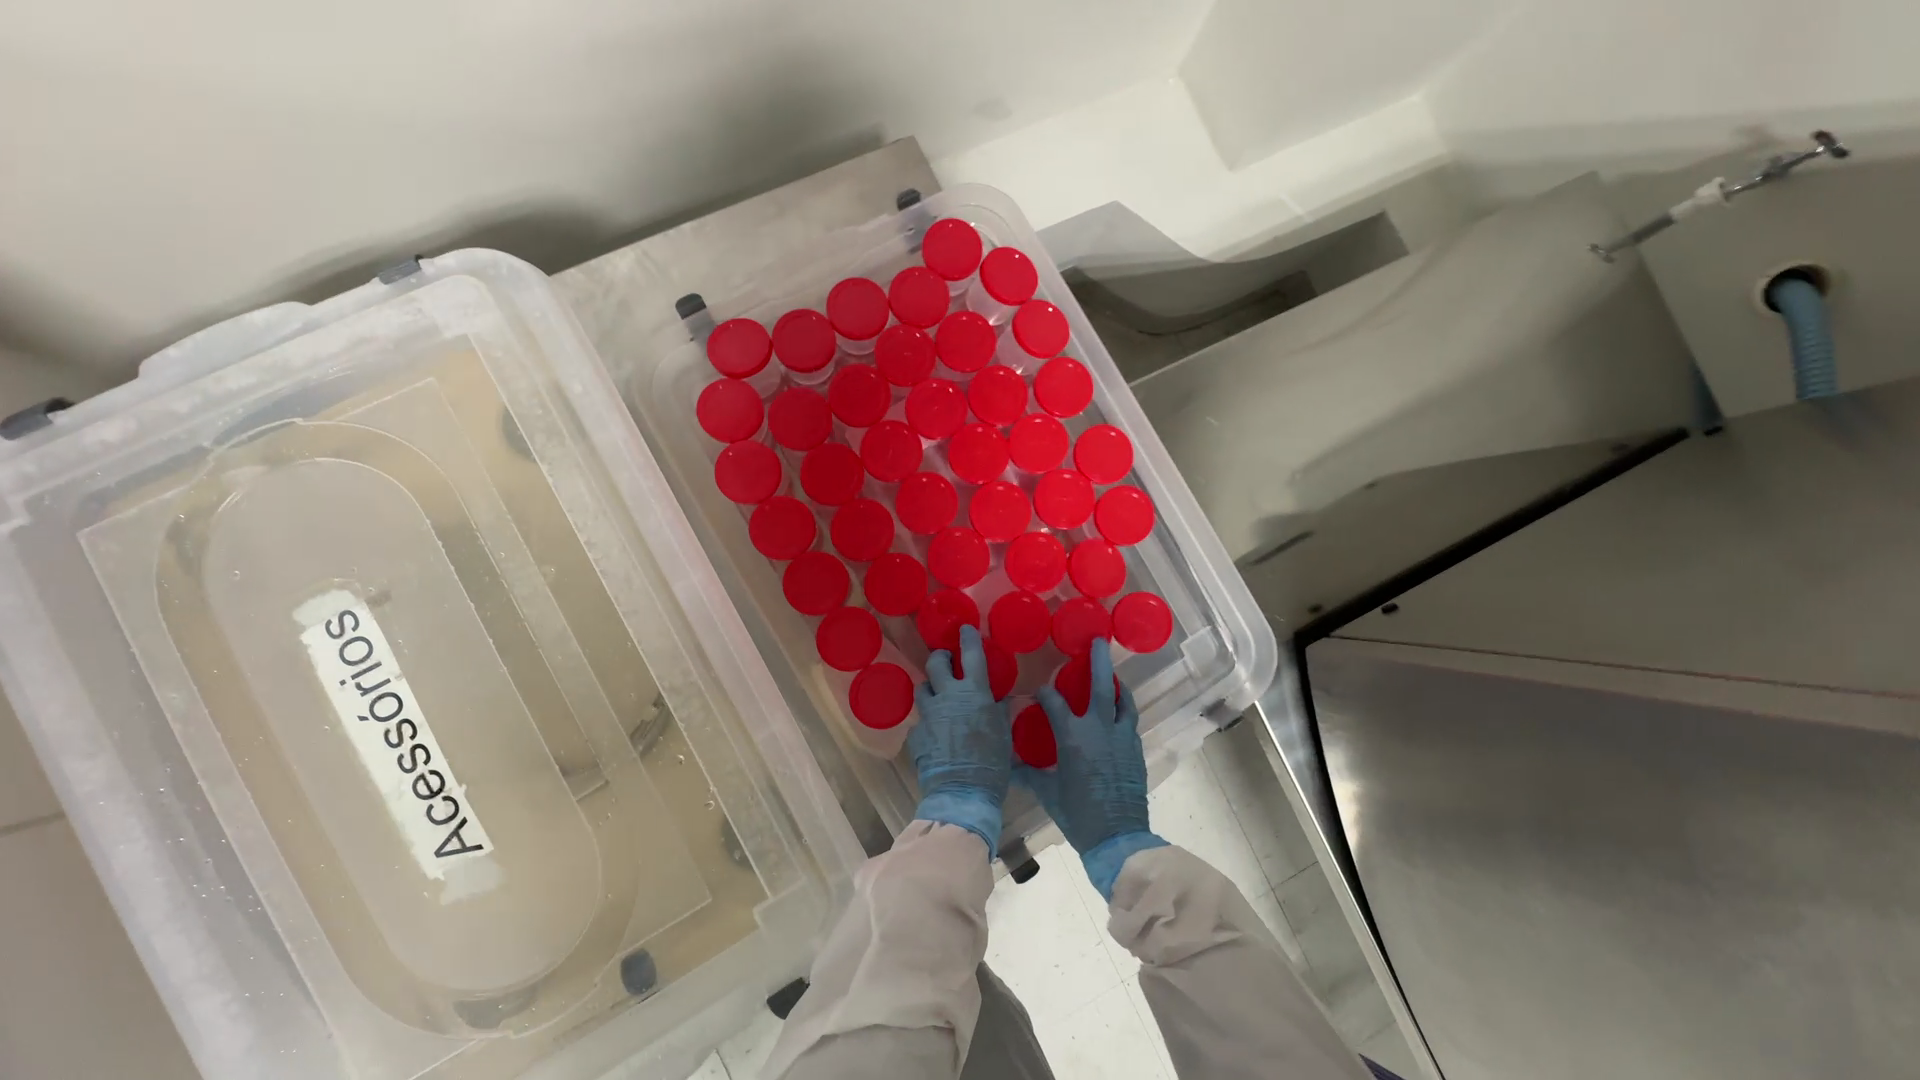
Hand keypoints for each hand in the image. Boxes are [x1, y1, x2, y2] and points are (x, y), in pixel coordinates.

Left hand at [908, 624, 1012, 854]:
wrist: (963, 791)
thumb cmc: (992, 763)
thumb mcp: (1003, 734)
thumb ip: (998, 712)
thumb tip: (999, 701)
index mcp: (974, 693)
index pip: (970, 655)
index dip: (968, 639)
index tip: (965, 629)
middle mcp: (947, 697)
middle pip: (935, 664)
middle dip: (940, 657)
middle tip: (946, 660)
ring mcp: (928, 715)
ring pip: (923, 690)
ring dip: (931, 689)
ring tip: (939, 698)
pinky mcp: (916, 734)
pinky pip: (921, 722)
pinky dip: (929, 724)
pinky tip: (936, 736)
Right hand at [1016, 639, 1165, 897]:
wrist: (1117, 836)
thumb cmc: (1077, 814)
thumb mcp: (1047, 793)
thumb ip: (1027, 773)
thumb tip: (1007, 766)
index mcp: (1073, 736)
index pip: (1055, 702)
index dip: (1045, 693)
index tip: (1038, 691)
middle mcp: (1099, 729)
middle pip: (1100, 686)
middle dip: (1098, 661)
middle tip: (1098, 641)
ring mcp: (1122, 738)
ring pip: (1122, 700)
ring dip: (1117, 683)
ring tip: (1112, 673)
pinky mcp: (1135, 749)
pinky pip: (1130, 720)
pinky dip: (1124, 708)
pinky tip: (1120, 710)